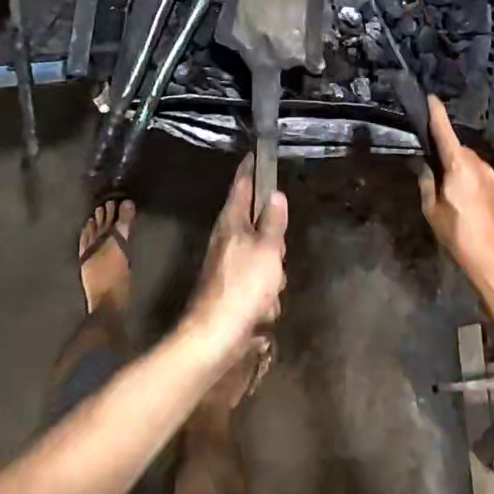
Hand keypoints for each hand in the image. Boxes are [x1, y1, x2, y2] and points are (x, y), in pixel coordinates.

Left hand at [185, 155, 288, 357]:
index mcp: (231, 223)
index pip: (241, 187)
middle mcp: (225, 239)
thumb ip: (273, 222)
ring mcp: (226, 265)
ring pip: (261, 256)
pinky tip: (264, 308)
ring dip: (271, 271)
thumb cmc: (243, 287)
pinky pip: (257, 282)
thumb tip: (274, 194)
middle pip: (256, 224)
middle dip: (273, 238)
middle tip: (279, 252)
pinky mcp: (229, 290)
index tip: (254, 155)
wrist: (214, 338)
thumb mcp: (267, 250)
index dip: (249, 171)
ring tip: (271, 289)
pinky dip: (264, 293)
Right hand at [418, 96, 493, 289]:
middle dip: (448, 158)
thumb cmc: (459, 234)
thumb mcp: (432, 210)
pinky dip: (475, 186)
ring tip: (454, 200)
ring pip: (472, 166)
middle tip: (436, 178)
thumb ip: (427, 183)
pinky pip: (484, 181)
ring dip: (462, 174)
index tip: (431, 98)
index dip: (436, 114)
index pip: (444, 131)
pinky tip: (471, 209)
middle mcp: (480, 165)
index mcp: (459, 165)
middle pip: (459, 151)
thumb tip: (426, 167)